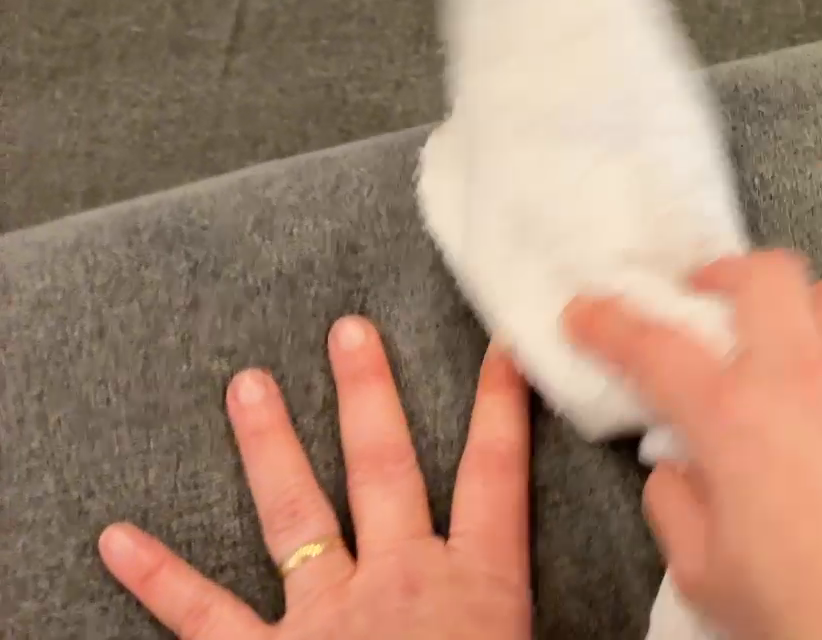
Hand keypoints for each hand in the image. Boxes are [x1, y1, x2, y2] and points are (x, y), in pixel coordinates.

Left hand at [98, 317, 532, 639]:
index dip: (503, 400)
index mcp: (477, 572)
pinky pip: (201, 620)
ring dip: (269, 448)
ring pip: (295, 516)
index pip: (498, 463)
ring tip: (247, 387)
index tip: (503, 344)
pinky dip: (158, 579)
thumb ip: (519, 595)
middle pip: (385, 468)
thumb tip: (583, 568)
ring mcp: (325, 617)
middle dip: (367, 395)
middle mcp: (401, 576)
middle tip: (347, 332)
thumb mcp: (517, 636)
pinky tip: (119, 539)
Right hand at [564, 251, 821, 639]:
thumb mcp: (703, 571)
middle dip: (732, 272)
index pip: (656, 348)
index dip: (612, 321)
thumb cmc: (798, 607)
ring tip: (804, 329)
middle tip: (715, 296)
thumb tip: (675, 458)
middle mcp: (802, 375)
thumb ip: (674, 502)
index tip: (590, 307)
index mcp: (734, 419)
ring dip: (816, 300)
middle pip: (767, 273)